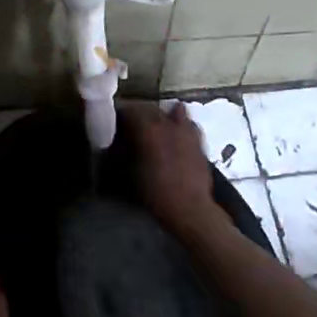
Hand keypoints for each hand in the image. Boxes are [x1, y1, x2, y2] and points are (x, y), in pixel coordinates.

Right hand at [121, 102, 218, 227]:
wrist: (189, 207)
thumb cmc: (156, 194)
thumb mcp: (132, 175)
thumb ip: (124, 154)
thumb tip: (118, 144)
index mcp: (148, 131)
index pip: (132, 111)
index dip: (123, 113)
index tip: (117, 120)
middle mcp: (168, 125)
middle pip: (152, 109)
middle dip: (141, 112)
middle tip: (134, 123)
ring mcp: (186, 131)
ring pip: (174, 111)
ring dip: (163, 114)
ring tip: (157, 123)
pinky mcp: (199, 141)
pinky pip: (190, 124)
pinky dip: (182, 123)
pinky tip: (179, 130)